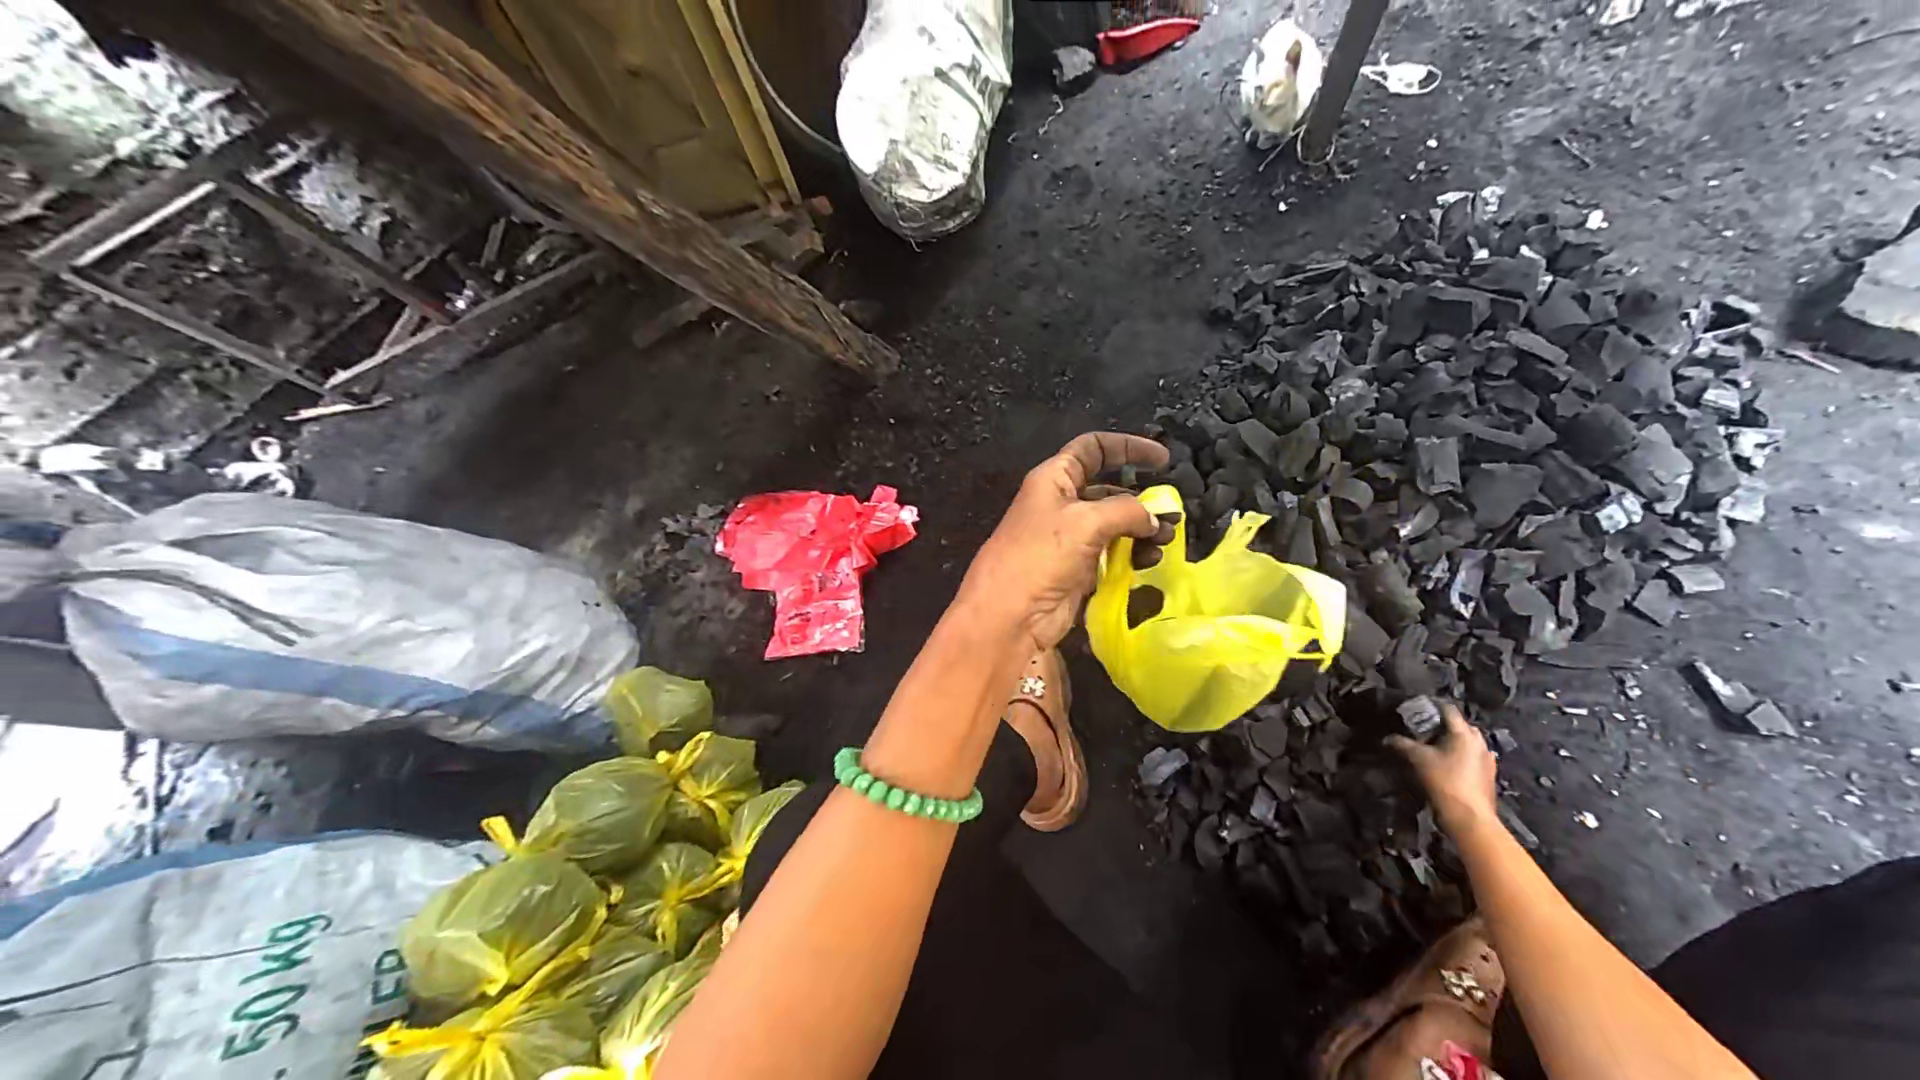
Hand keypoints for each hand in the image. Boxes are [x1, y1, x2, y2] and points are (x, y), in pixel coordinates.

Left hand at [958, 433, 1169, 651]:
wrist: (1011, 616)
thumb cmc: (1041, 556)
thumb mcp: (1086, 521)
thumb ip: (1127, 511)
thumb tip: (1152, 519)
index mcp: (1054, 479)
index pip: (1093, 449)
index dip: (1127, 448)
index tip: (1162, 459)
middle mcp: (1061, 504)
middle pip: (1109, 490)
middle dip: (1142, 499)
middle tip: (1171, 514)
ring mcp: (1070, 539)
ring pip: (1115, 525)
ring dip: (1142, 530)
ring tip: (1165, 540)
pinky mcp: (1078, 570)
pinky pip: (1112, 554)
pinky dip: (1133, 554)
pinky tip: (1149, 560)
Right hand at [1386, 703, 1500, 837]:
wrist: (1470, 816)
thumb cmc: (1444, 781)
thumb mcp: (1417, 759)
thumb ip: (1402, 744)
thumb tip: (1386, 738)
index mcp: (1464, 733)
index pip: (1448, 709)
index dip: (1432, 706)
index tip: (1417, 708)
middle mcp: (1480, 742)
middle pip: (1461, 725)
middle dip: (1444, 725)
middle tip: (1424, 729)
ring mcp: (1488, 759)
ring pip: (1469, 742)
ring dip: (1454, 741)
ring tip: (1435, 747)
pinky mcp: (1489, 774)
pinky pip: (1473, 756)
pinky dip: (1461, 755)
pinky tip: (1448, 764)